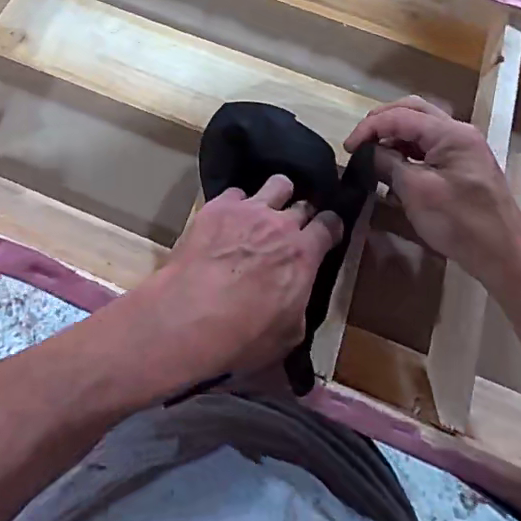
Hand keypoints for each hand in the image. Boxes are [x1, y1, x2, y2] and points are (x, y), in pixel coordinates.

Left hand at [130, 175, 342, 387]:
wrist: (188, 318)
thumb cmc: (243, 336)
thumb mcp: (289, 335)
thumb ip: (300, 306)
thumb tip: (296, 300)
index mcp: (304, 253)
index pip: (331, 224)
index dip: (331, 227)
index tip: (326, 233)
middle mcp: (281, 224)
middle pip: (303, 203)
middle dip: (302, 214)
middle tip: (291, 229)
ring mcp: (249, 210)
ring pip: (277, 183)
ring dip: (277, 195)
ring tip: (266, 210)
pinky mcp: (217, 207)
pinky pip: (235, 193)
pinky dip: (235, 204)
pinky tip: (226, 220)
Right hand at [345, 97, 520, 287]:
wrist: (505, 255)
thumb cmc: (461, 223)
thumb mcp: (417, 192)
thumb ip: (389, 164)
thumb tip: (368, 152)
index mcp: (451, 133)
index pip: (401, 116)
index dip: (370, 128)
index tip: (348, 148)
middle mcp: (460, 132)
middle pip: (414, 112)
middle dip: (383, 122)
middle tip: (359, 142)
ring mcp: (465, 149)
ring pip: (422, 129)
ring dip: (395, 137)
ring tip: (372, 155)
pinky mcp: (464, 166)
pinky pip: (431, 147)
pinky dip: (409, 152)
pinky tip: (394, 169)